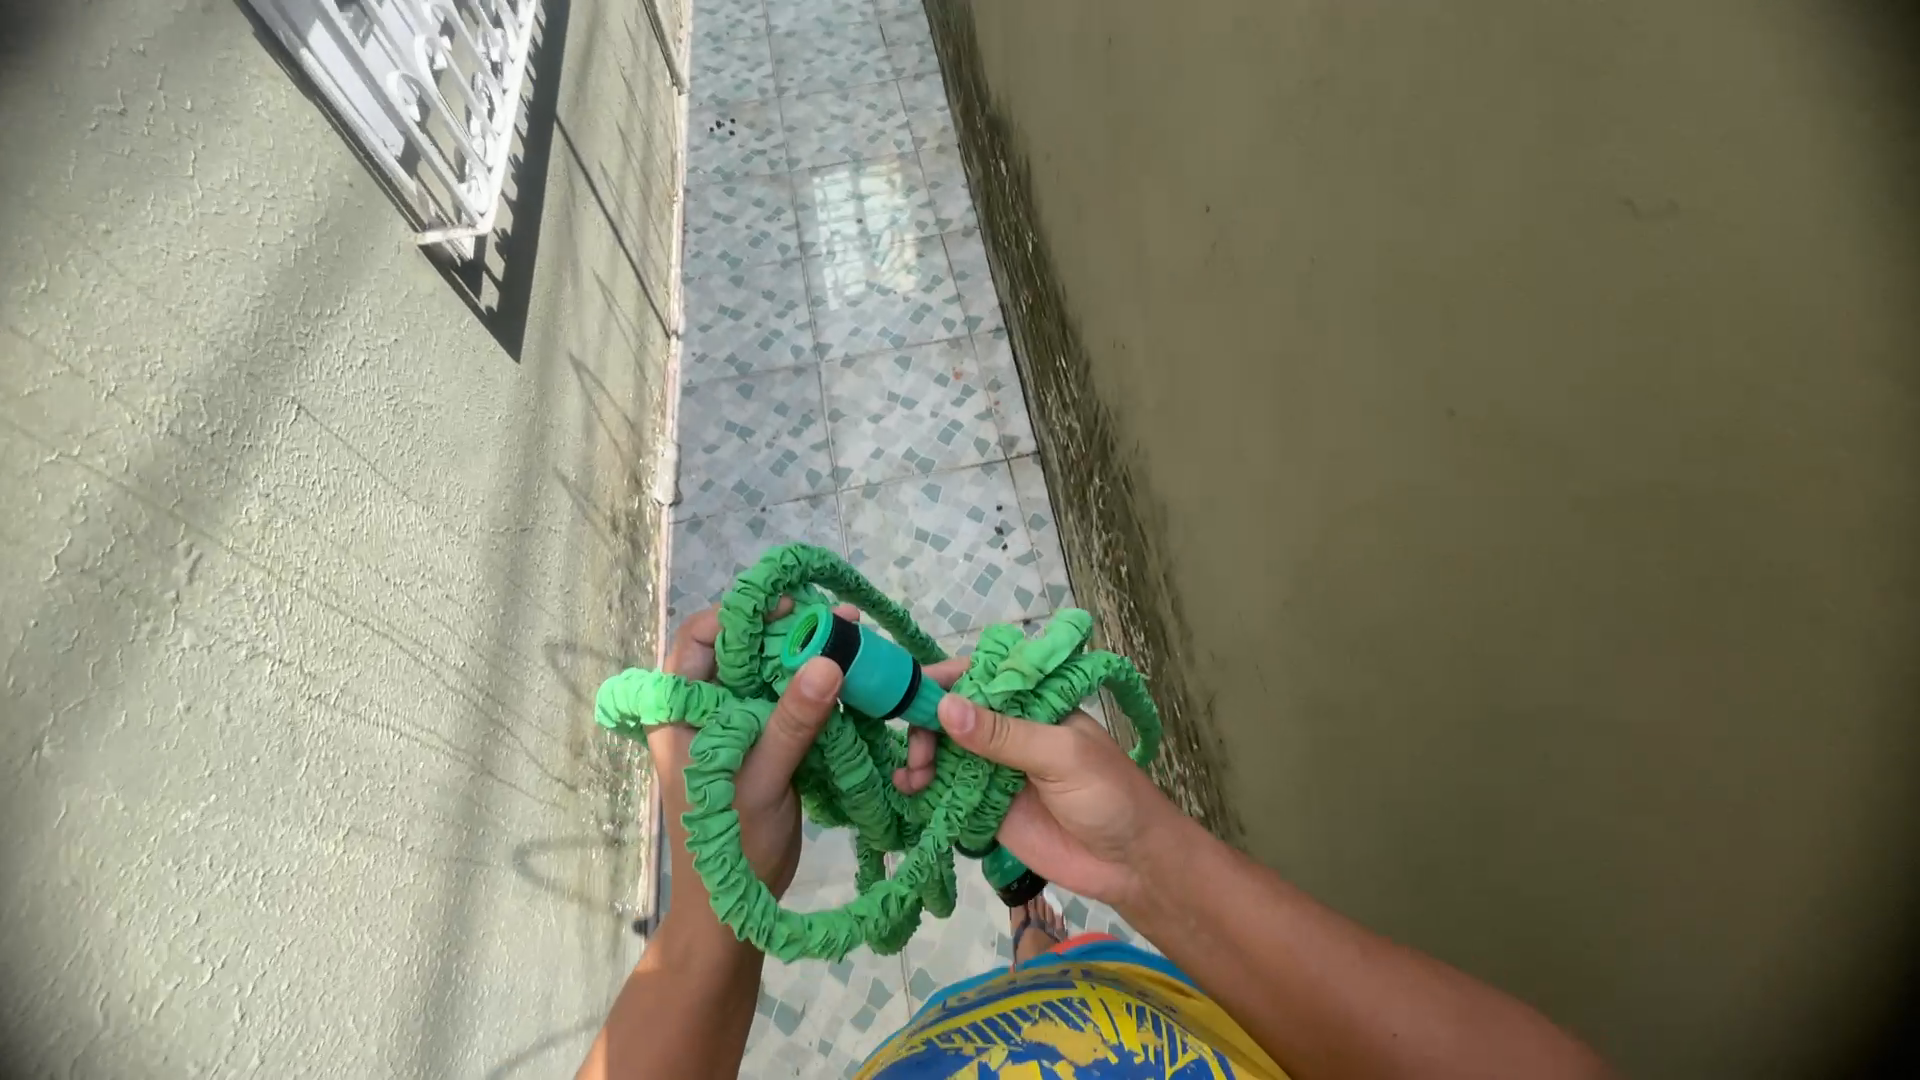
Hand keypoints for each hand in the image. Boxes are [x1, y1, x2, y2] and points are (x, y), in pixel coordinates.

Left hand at [653, 601, 855, 898]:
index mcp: (681, 713)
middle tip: (835, 618)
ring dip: (809, 653)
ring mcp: (739, 724)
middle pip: (741, 650)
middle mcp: (707, 710)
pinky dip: (820, 684)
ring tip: (854, 632)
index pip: (697, 640)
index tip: (788, 608)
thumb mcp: (759, 782)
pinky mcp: (768, 740)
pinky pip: (793, 699)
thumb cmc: (729, 847)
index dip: (738, 617)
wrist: (738, 909)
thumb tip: (828, 661)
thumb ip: (790, 723)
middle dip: (786, 629)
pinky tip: (854, 671)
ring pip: (771, 672)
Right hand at [894, 693, 1187, 911]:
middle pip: (953, 716)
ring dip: (920, 757)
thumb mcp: (1061, 755)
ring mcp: (995, 771)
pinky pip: (948, 793)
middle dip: (927, 725)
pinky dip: (924, 790)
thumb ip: (1004, 734)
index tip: (908, 690)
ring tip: (912, 777)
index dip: (946, 679)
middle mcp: (1008, 732)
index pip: (982, 678)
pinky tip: (910, 793)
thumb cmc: (1109, 795)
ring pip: (945, 753)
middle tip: (920, 753)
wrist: (1131, 865)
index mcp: (1032, 704)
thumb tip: (946, 707)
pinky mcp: (986, 810)